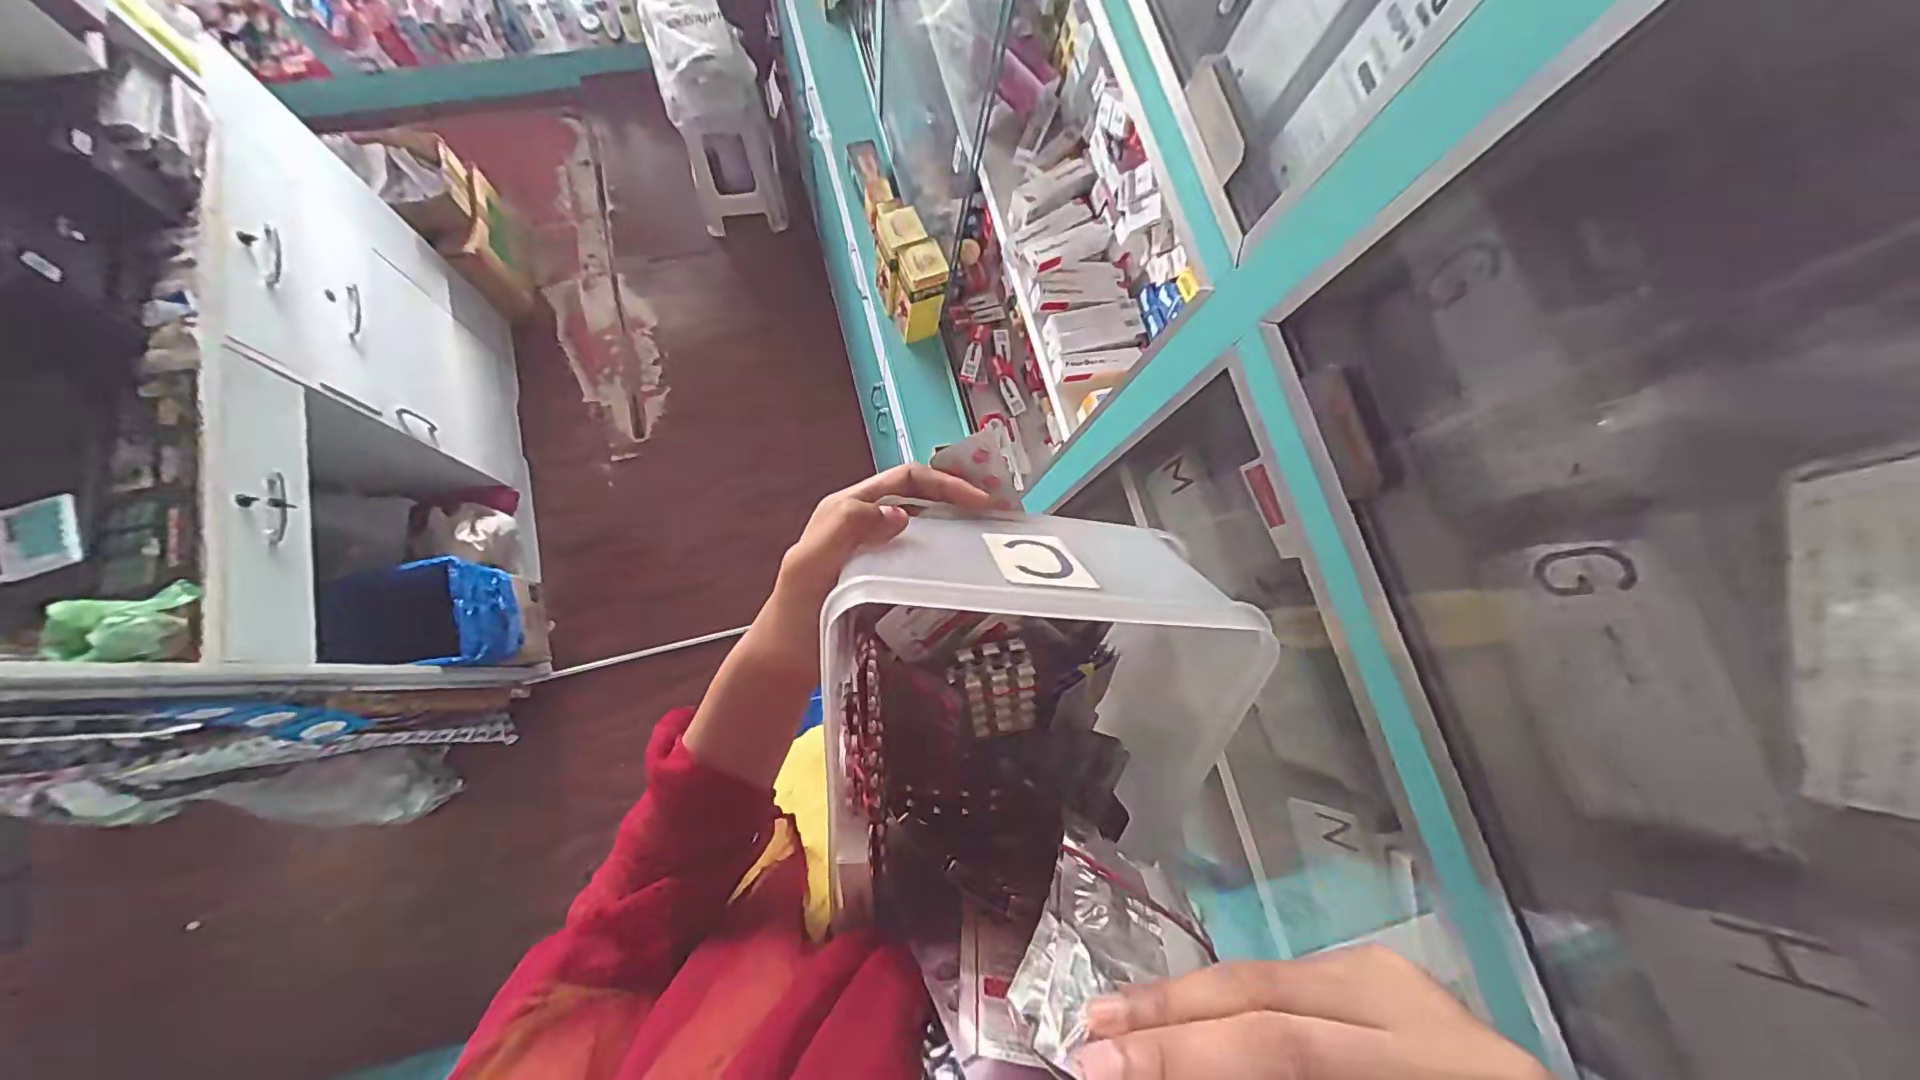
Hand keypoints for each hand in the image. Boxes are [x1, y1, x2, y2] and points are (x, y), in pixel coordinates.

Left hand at [683, 464, 989, 787]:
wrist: (786, 659)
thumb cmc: (794, 613)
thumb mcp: (808, 565)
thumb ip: (843, 530)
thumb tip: (900, 514)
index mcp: (847, 508)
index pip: (905, 479)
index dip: (945, 484)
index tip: (981, 502)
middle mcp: (865, 522)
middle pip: (920, 496)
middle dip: (960, 498)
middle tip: (998, 515)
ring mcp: (876, 551)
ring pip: (924, 525)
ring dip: (957, 524)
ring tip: (991, 537)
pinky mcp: (885, 577)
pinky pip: (921, 556)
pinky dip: (946, 554)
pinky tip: (965, 569)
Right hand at [1075, 946, 1549, 1079]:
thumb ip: (1258, 1076)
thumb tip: (1166, 1063)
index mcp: (1432, 1064)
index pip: (1279, 1046)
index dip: (1179, 1053)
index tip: (1099, 1065)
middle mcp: (1414, 1005)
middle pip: (1263, 992)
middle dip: (1166, 1014)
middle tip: (1090, 1028)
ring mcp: (1399, 981)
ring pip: (1267, 974)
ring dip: (1190, 1000)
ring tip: (1123, 1013)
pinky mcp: (1383, 976)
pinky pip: (1288, 982)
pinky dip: (1234, 1001)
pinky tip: (1191, 1011)